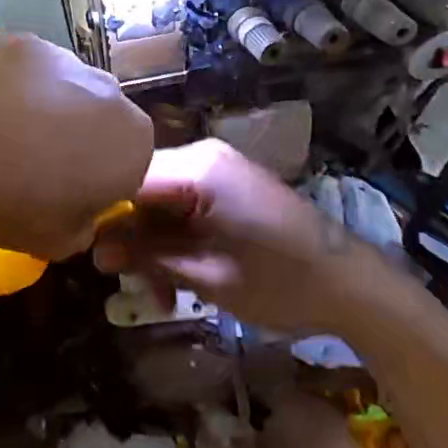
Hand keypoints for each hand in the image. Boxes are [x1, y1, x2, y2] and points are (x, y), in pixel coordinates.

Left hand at [0, 31, 153, 281]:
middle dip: (81, 135)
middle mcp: (109, 91)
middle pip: (103, 116)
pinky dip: (13, 82)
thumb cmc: (14, 201)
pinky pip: (27, 67)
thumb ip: (84, 224)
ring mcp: (64, 57)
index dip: (102, 181)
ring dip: (49, 104)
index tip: (69, 196)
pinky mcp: (22, 39)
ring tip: (3, 130)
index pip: (132, 163)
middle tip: (37, 163)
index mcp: (133, 142)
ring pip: (67, 85)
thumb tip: (77, 210)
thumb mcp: (60, 243)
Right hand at [92, 139, 398, 336]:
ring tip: (161, 293)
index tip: (93, 253)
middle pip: (143, 188)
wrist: (355, 287)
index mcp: (198, 168)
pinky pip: (184, 203)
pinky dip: (176, 237)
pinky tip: (179, 275)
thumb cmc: (281, 282)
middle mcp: (203, 155)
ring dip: (154, 243)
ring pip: (161, 199)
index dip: (105, 215)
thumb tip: (95, 250)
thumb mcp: (207, 276)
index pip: (128, 179)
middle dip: (133, 237)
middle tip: (130, 282)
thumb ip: (148, 256)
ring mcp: (218, 167)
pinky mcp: (228, 184)